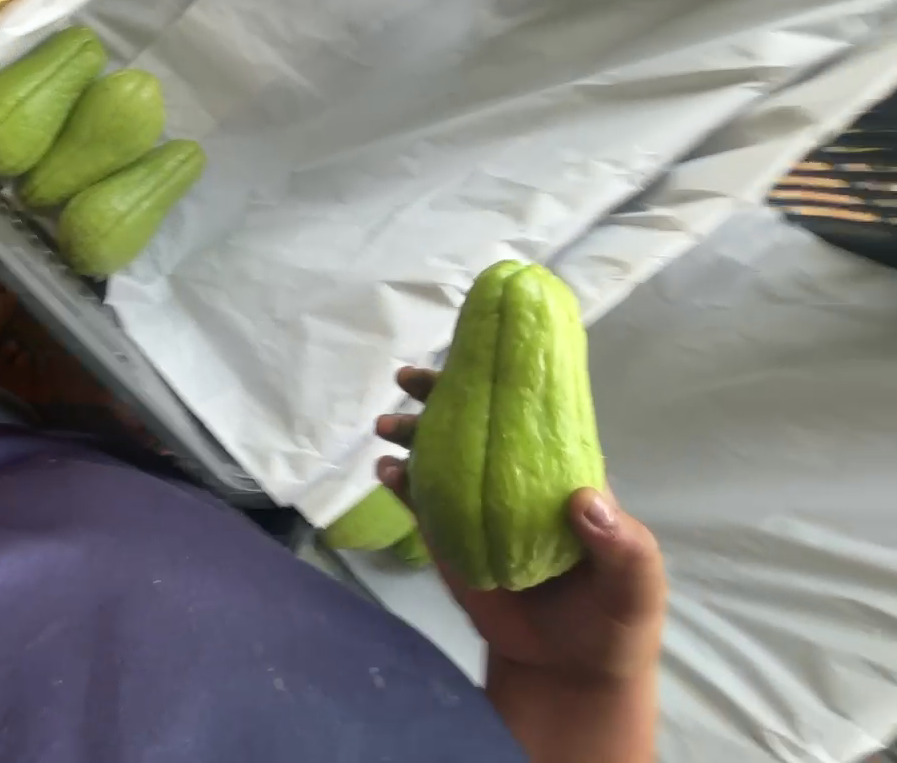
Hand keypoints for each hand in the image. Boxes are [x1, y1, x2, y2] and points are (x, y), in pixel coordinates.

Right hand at [374, 368, 665, 685]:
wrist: (562, 665)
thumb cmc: (609, 618)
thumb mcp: (634, 587)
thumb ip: (621, 548)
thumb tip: (586, 500)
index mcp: (550, 476)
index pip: (522, 417)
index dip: (495, 384)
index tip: (468, 358)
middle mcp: (504, 477)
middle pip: (467, 422)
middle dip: (435, 394)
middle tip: (407, 378)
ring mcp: (468, 499)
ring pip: (432, 451)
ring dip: (407, 432)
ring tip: (387, 429)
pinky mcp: (440, 526)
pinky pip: (413, 494)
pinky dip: (396, 478)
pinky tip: (387, 471)